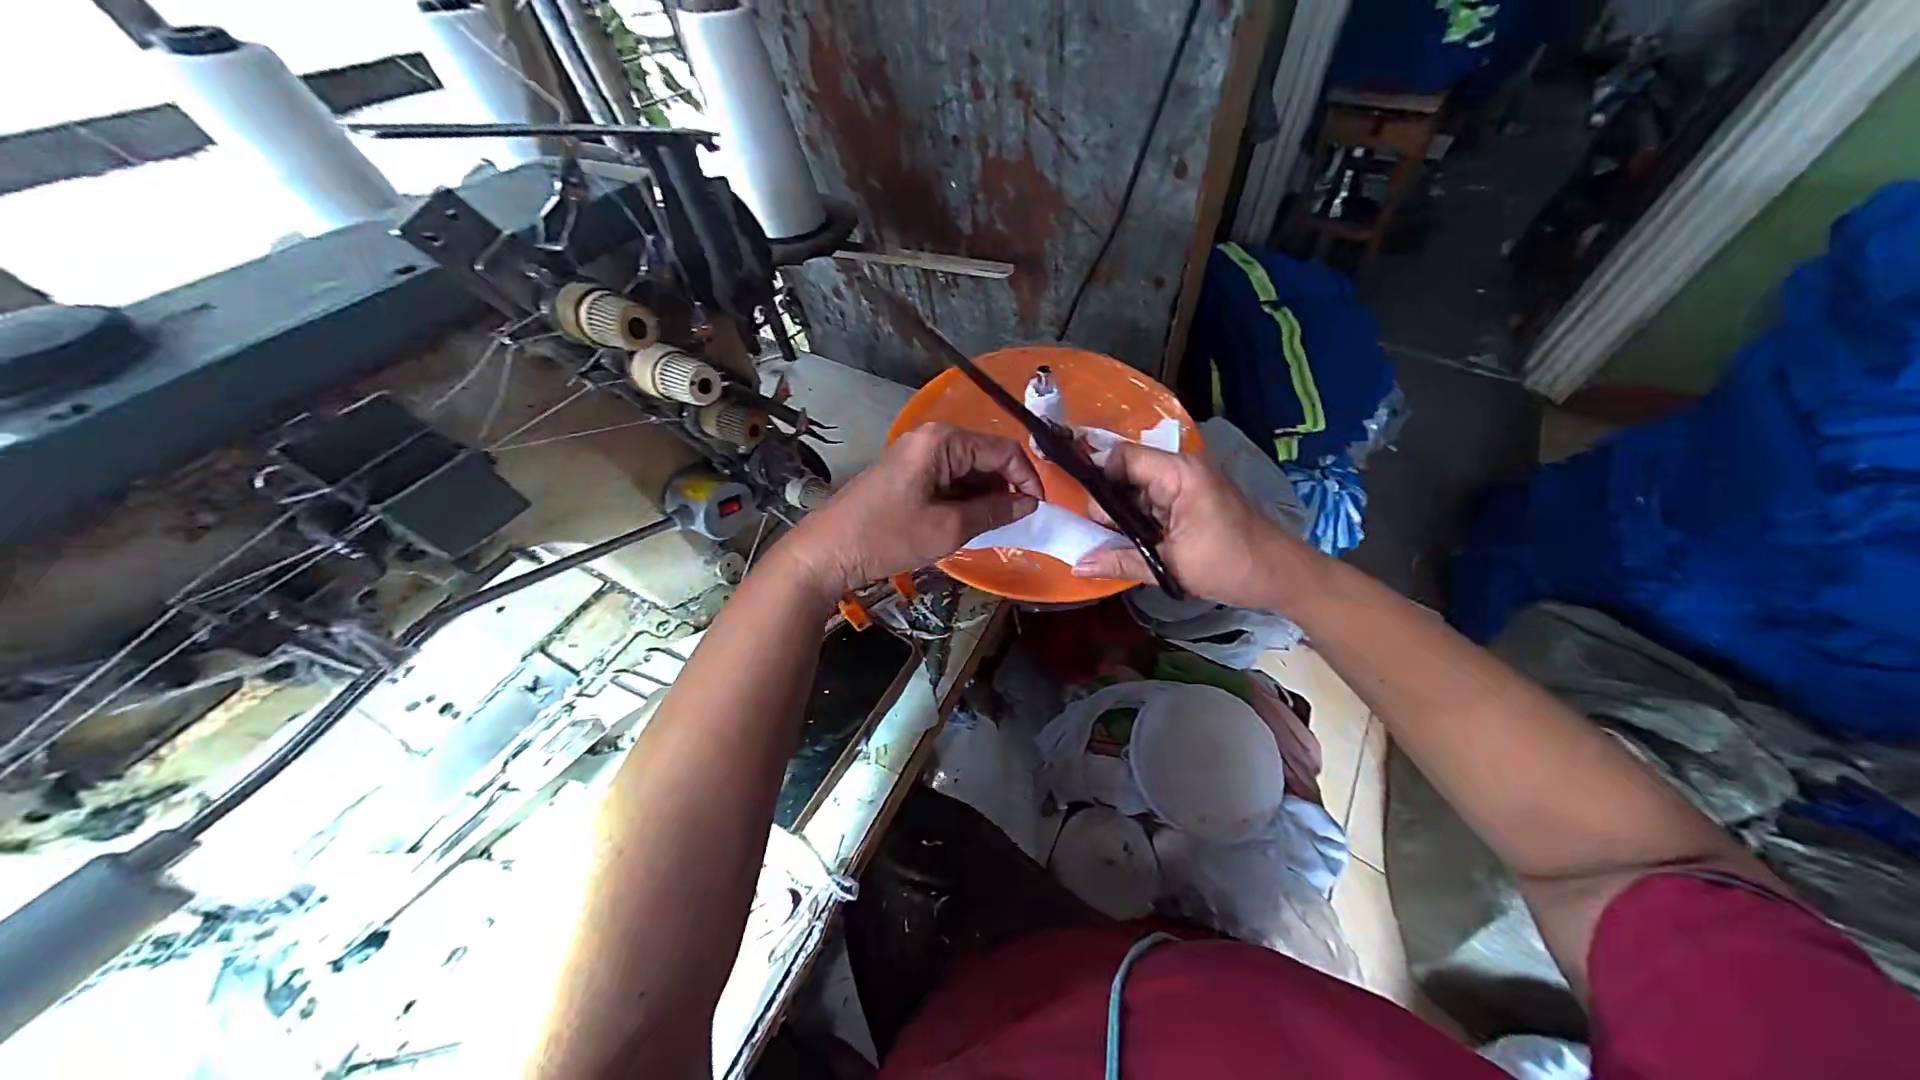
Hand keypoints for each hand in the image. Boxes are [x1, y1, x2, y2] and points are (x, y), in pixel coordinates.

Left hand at [780, 422, 1043, 595]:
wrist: (827, 551)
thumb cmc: (887, 537)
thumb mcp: (949, 527)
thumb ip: (995, 511)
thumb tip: (1028, 503)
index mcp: (942, 441)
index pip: (1003, 450)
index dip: (1027, 478)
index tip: (1037, 509)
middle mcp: (930, 439)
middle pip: (985, 458)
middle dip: (1003, 490)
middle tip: (1011, 525)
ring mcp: (916, 455)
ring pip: (967, 472)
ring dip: (982, 498)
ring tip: (985, 530)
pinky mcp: (907, 474)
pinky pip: (948, 481)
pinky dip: (962, 501)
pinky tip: (962, 526)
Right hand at [1072, 442, 1322, 607]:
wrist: (1281, 575)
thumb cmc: (1232, 564)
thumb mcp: (1172, 566)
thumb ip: (1123, 561)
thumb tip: (1078, 564)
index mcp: (1179, 473)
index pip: (1122, 457)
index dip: (1098, 477)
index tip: (1089, 512)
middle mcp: (1179, 471)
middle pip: (1125, 473)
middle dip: (1107, 503)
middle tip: (1099, 535)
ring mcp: (1184, 486)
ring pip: (1134, 491)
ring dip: (1121, 516)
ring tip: (1112, 542)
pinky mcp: (1186, 503)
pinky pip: (1148, 504)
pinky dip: (1135, 522)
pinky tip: (1129, 543)